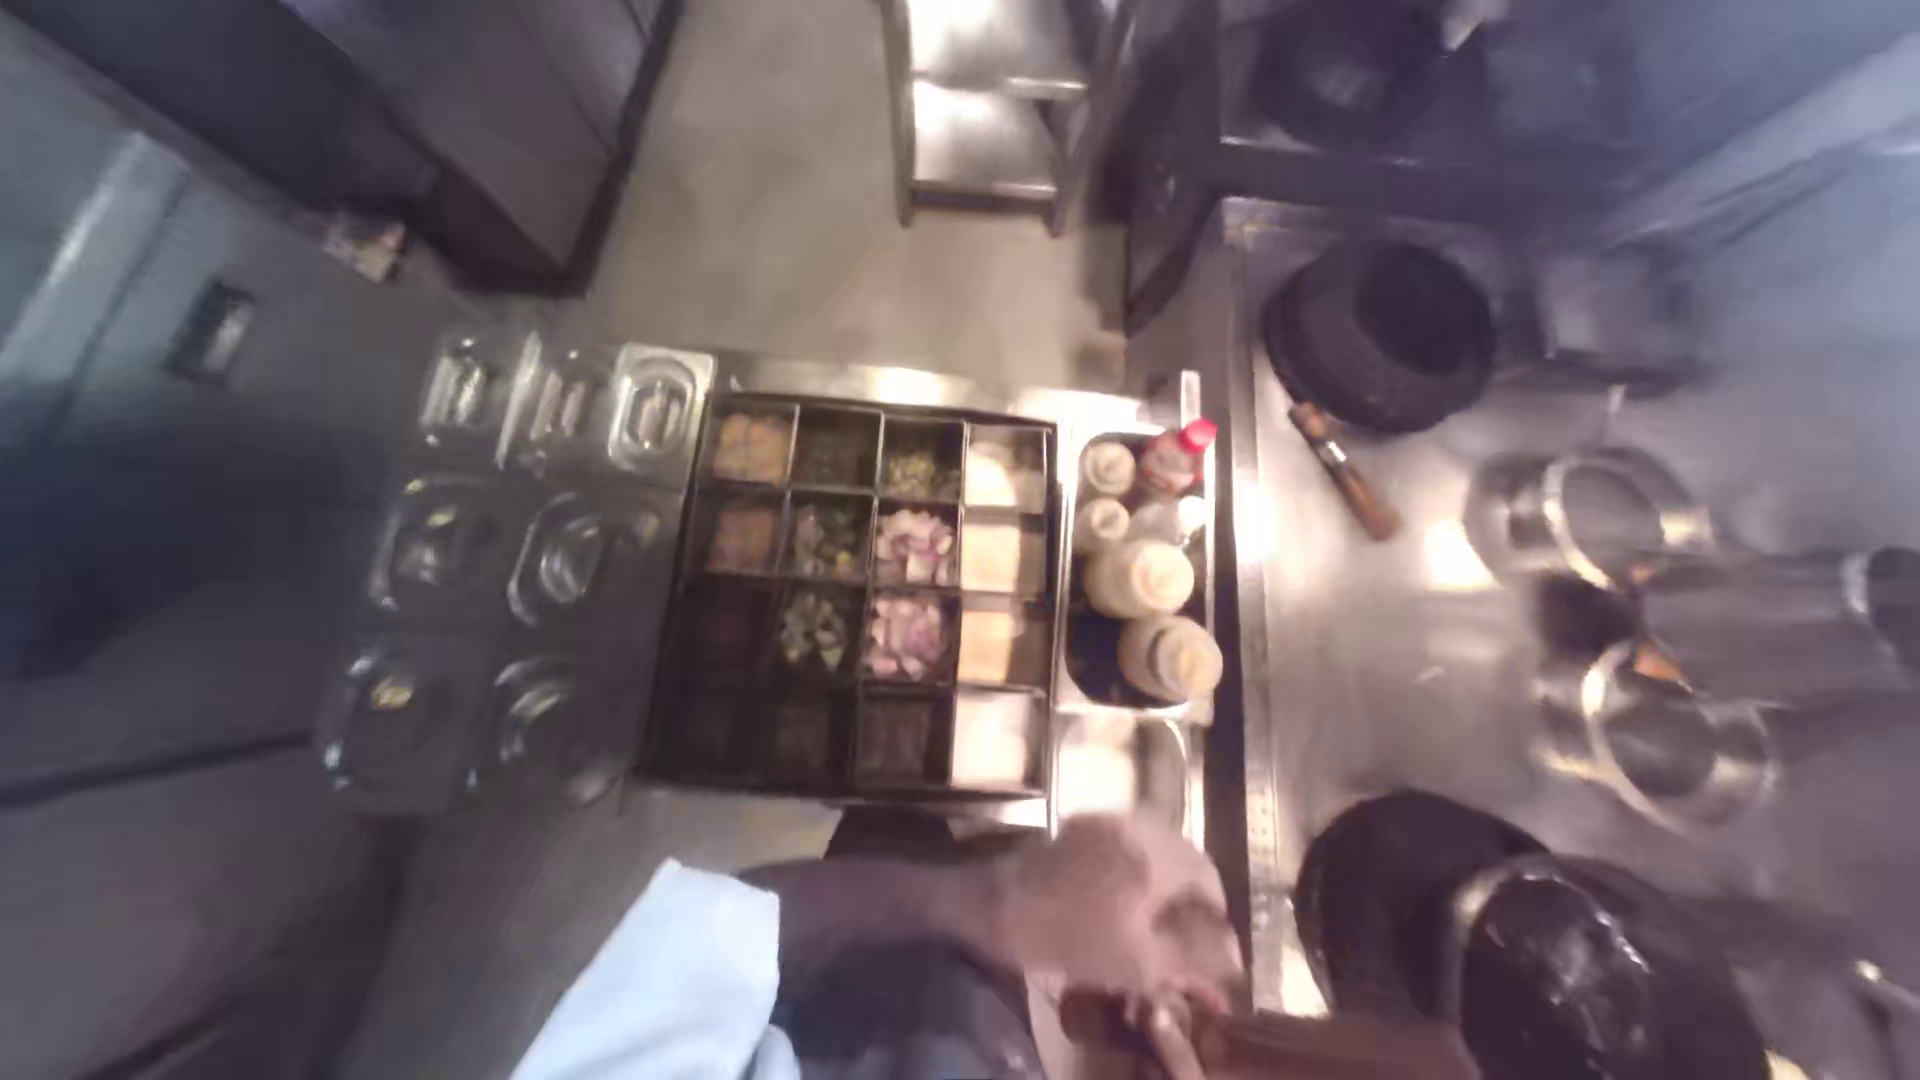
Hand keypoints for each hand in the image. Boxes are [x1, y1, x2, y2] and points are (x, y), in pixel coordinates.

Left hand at [997, 814, 1243, 1011]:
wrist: (1006, 905)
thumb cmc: (1073, 938)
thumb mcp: (1141, 962)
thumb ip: (1195, 954)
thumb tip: (1234, 952)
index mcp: (1153, 860)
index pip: (1208, 873)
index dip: (1216, 908)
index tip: (1210, 938)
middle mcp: (1135, 828)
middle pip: (1185, 852)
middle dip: (1194, 888)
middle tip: (1187, 924)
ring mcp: (1107, 819)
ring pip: (1158, 841)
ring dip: (1169, 870)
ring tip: (1159, 907)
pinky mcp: (1086, 821)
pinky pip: (1130, 835)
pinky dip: (1142, 858)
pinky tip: (1128, 887)